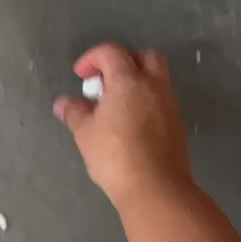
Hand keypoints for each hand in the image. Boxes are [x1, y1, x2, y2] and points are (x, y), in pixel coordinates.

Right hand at [53, 43, 194, 210]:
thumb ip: (74, 113)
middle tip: (106, 82)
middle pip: (145, 56)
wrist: (156, 189)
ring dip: (136, 83)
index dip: (92, 58)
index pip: (111, 52)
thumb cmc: (114, 155)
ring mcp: (169, 105)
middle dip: (123, 62)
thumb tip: (64, 104)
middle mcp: (153, 86)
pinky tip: (129, 123)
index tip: (81, 77)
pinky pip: (160, 100)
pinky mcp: (177, 124)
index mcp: (128, 81)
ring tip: (115, 106)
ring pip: (156, 78)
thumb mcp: (84, 133)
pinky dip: (145, 101)